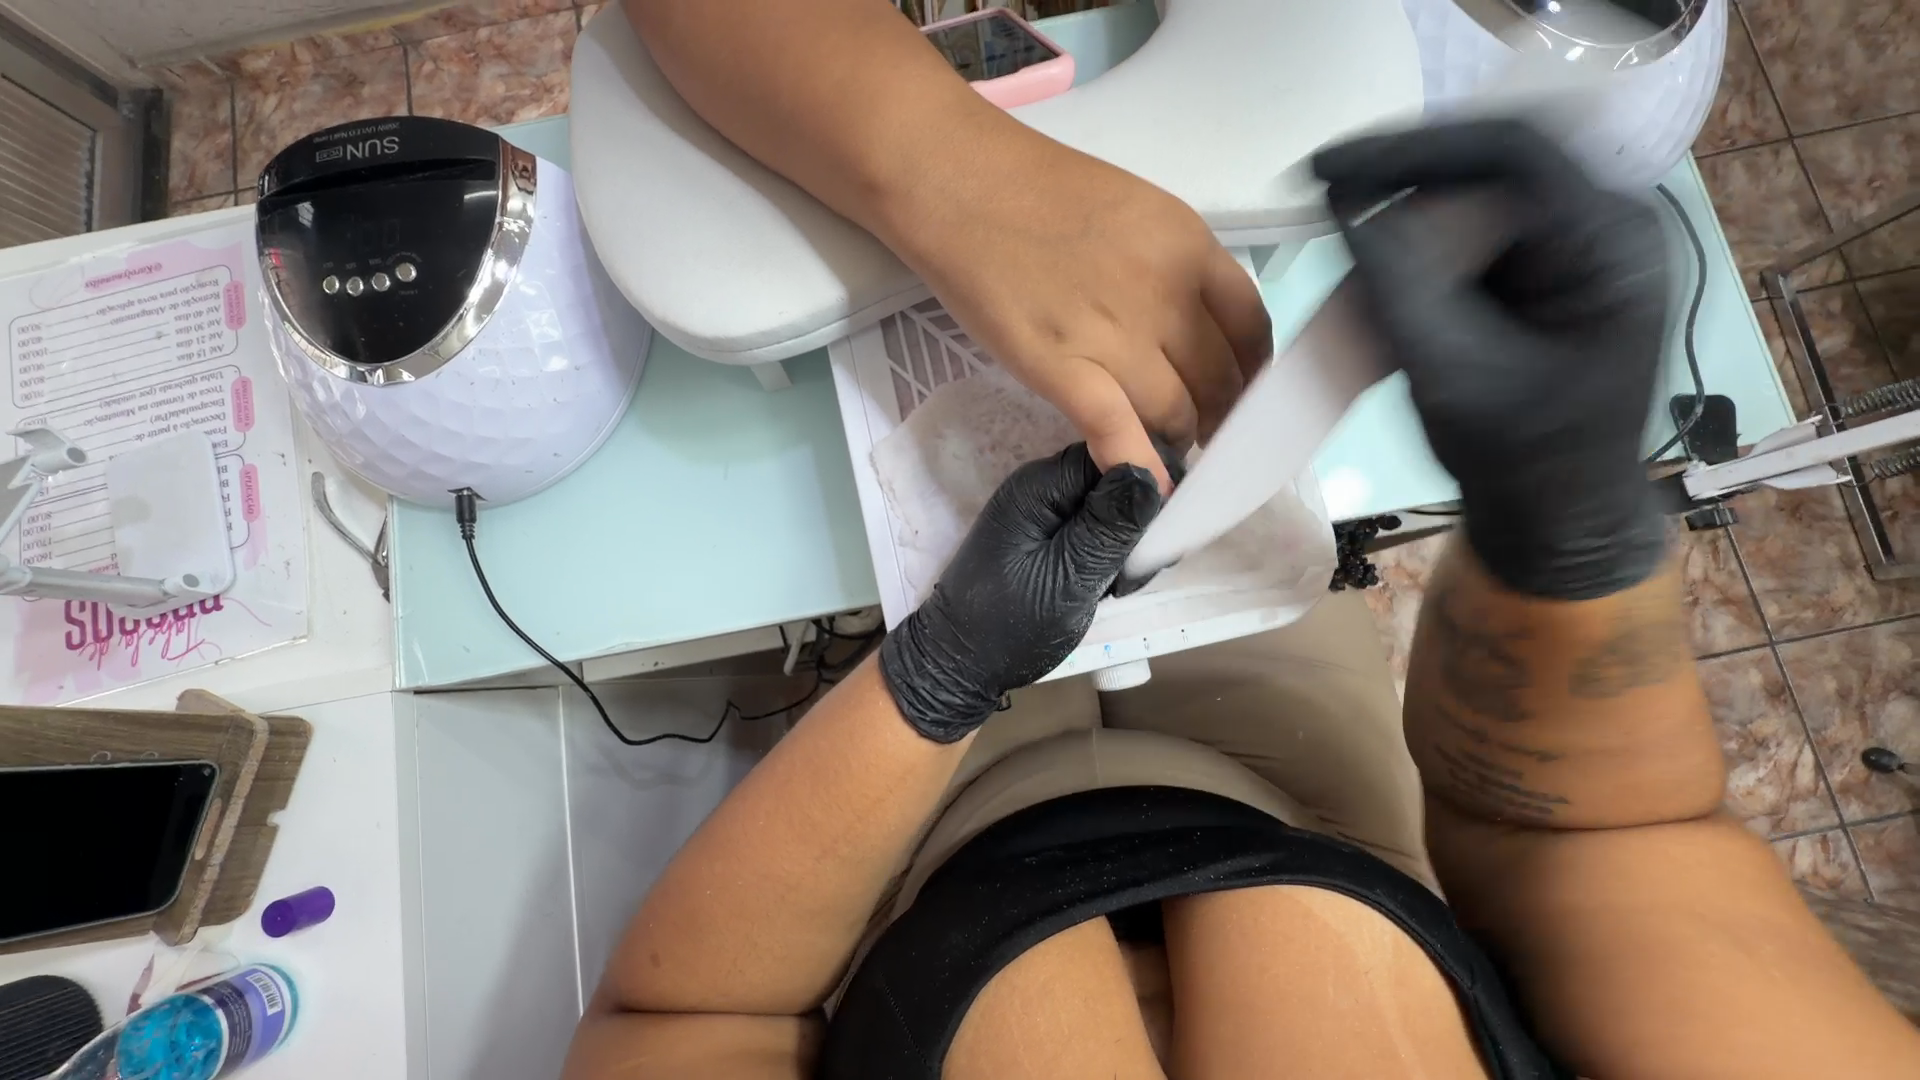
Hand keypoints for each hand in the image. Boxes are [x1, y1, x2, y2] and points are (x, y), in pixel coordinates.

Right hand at [874, 130, 1271, 491]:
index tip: (1238, 397)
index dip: (1251, 376)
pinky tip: (1149, 490)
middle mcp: (1166, 294)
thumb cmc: (1031, 187)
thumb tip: (1182, 329)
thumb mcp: (1130, 212)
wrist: (955, 183)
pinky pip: (1118, 432)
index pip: (1251, 329)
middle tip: (1200, 435)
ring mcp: (1115, 336)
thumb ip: (1168, 268)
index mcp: (1188, 245)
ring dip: (1177, 443)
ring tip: (1166, 453)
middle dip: (1217, 419)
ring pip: (1175, 413)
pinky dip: (1139, 467)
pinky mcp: (1063, 369)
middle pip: (1218, 381)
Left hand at [880, 443, 1160, 741]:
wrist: (959, 664)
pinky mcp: (1046, 537)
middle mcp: (1041, 488)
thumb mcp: (1070, 578)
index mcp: (1040, 485)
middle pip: (1115, 475)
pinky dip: (1110, 554)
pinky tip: (1109, 585)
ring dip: (1128, 541)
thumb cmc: (1010, 625)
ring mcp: (1042, 512)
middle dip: (1141, 518)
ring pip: (1110, 505)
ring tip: (1120, 585)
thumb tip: (1151, 468)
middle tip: (1136, 572)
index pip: (1114, 450)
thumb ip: (1111, 525)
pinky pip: (1093, 529)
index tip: (1163, 534)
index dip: (1149, 483)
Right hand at [1312, 119, 1669, 599]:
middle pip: (1485, 173)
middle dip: (1398, 189)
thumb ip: (1397, 285)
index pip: (1506, 151)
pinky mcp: (1533, 278)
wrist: (1554, 511)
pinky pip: (1462, 246)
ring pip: (1466, 209)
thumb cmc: (1517, 456)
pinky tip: (1376, 289)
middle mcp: (1595, 227)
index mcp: (1605, 240)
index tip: (1322, 169)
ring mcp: (1565, 252)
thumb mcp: (1450, 372)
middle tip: (1324, 202)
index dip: (1406, 150)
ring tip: (1347, 260)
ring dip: (1400, 231)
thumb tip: (1344, 206)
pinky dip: (1409, 262)